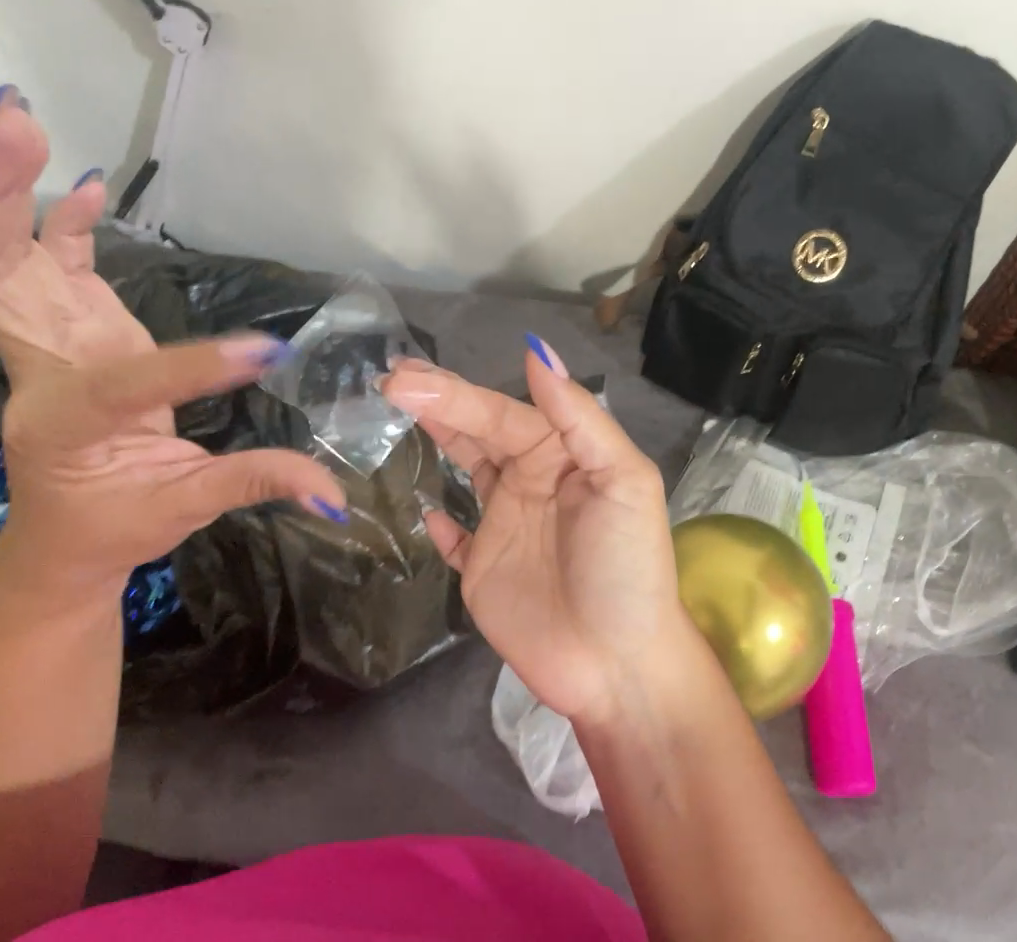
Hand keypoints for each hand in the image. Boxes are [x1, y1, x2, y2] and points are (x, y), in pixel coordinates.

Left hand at [0, 86, 345, 587]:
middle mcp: (40, 370)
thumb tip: (336, 495)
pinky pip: (44, 261)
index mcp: (67, 421)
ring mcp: (46, 342)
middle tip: (14, 126)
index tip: (266, 358)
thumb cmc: (115, 526)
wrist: (58, 539)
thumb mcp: (185, 509)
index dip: (197, 367)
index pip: (128, 381)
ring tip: (17, 117)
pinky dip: (52, 215)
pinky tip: (91, 183)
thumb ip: (255, 485)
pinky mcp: (65, 329)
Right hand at [382, 337, 700, 725]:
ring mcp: (506, 528)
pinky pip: (454, 538)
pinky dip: (438, 523)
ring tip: (394, 408)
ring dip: (436, 438)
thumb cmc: (626, 568)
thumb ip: (580, 418)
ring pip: (466, 469)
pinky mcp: (482, 572)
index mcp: (566, 458)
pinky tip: (423, 508)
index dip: (459, 395)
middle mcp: (533, 484)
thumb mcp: (624, 482)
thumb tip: (537, 351)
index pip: (507, 414)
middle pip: (481, 432)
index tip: (408, 377)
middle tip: (390, 378)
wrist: (617, 665)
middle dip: (440, 402)